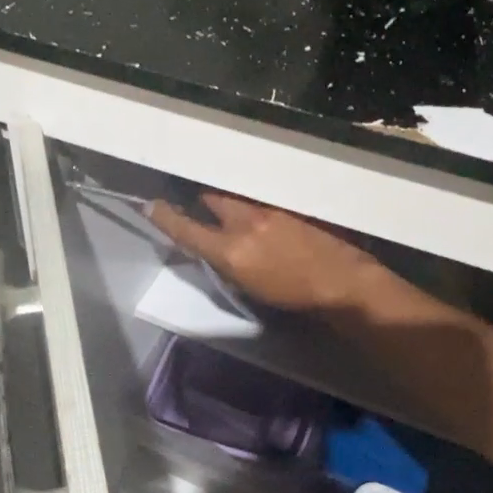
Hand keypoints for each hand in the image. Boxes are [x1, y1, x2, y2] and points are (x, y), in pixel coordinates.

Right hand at [148, 192, 390, 314]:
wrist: (340, 283)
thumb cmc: (293, 295)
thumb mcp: (248, 286)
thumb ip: (226, 262)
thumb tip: (213, 247)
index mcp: (232, 249)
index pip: (188, 229)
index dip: (166, 217)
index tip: (151, 206)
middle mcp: (246, 222)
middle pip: (212, 198)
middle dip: (202, 200)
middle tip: (199, 205)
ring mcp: (269, 209)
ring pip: (237, 197)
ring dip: (229, 202)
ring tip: (232, 210)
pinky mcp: (288, 205)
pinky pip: (259, 199)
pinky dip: (252, 205)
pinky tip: (261, 216)